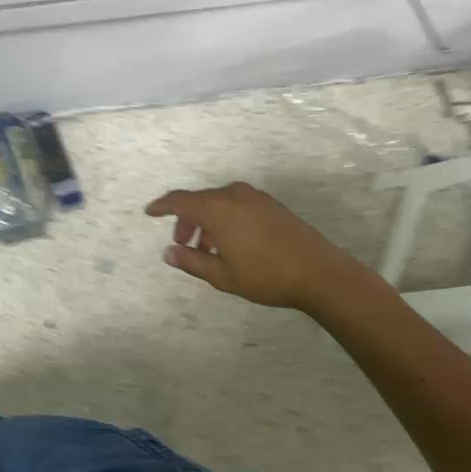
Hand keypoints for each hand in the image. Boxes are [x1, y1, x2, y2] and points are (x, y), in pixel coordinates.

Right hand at [145, 182, 369, 311]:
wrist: (321, 273)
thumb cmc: (267, 276)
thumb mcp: (223, 276)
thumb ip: (192, 262)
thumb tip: (168, 253)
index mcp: (217, 209)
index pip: (180, 200)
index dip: (162, 206)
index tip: (150, 213)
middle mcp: (233, 195)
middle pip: (200, 201)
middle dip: (187, 220)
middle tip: (184, 244)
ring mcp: (255, 197)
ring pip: (219, 202)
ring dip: (208, 221)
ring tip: (209, 249)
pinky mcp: (271, 204)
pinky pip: (237, 204)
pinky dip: (226, 218)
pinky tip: (233, 243)